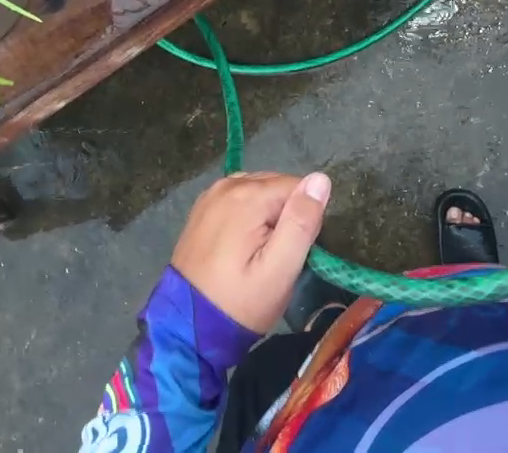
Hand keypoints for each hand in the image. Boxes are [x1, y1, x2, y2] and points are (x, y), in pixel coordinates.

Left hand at [171, 170, 331, 333]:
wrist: (187, 328)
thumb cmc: (240, 302)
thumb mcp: (280, 270)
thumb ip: (302, 222)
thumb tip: (320, 179)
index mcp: (248, 195)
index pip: (299, 188)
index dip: (303, 219)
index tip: (290, 251)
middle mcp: (228, 185)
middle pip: (279, 186)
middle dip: (285, 215)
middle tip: (275, 256)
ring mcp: (212, 195)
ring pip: (261, 190)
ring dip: (268, 214)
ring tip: (259, 251)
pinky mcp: (203, 208)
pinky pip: (241, 198)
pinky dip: (249, 214)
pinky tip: (243, 243)